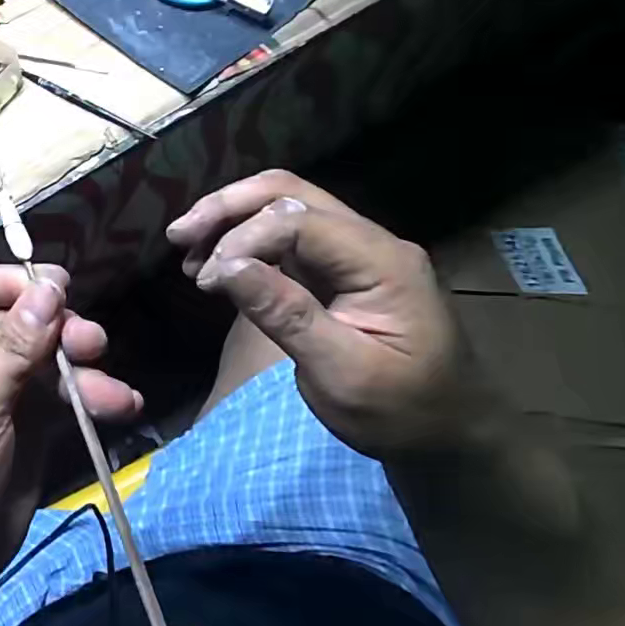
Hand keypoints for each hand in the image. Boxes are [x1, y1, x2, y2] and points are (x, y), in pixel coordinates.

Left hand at [0, 262, 140, 625]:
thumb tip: (51, 285)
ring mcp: (4, 388)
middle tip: (89, 343)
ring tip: (107, 390)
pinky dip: (95, 397)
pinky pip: (68, 395)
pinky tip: (122, 407)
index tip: (62, 291)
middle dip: (61, 325)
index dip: (20, 283)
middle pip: (26, 316)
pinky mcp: (31, 422)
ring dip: (86, 365)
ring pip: (53, 355)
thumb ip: (13, 346)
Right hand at [166, 170, 490, 459]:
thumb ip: (286, 315)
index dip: (242, 240)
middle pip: (288, 193)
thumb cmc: (400, 411)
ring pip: (281, 205)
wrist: (446, 432)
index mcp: (382, 263)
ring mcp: (351, 252)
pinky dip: (240, 239)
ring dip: (229, 219)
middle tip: (178, 235)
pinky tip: (214, 263)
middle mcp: (368, 242)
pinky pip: (281, 233)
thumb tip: (227, 267)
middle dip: (226, 208)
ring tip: (186, 251)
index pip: (298, 220)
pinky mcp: (333, 267)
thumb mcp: (341, 373)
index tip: (205, 281)